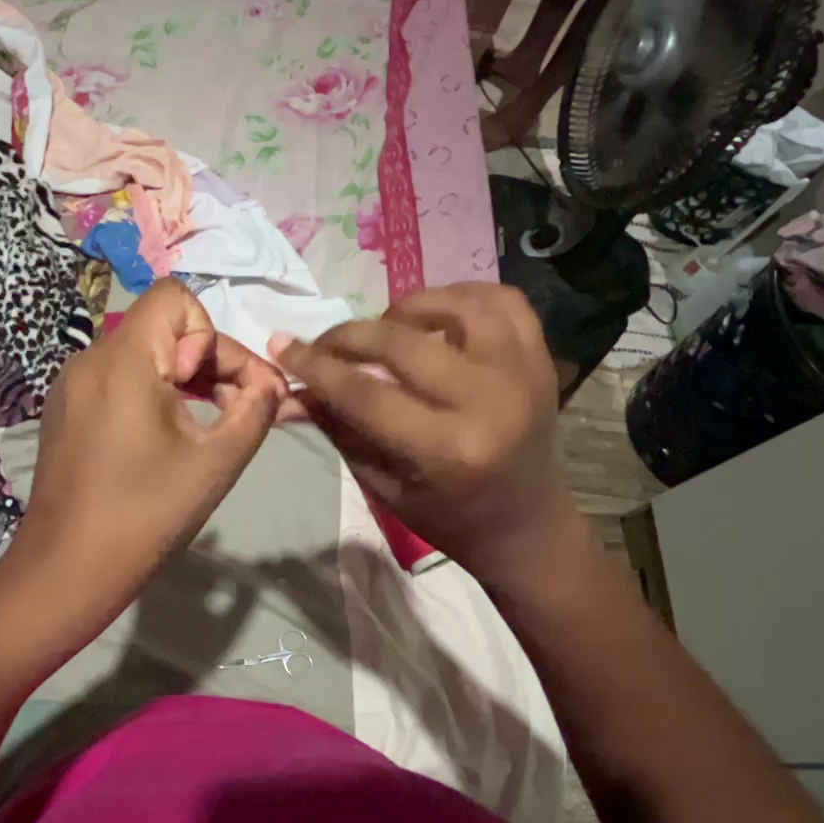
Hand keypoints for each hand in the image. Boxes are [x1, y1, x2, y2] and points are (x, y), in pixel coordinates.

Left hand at [9, 279, 286, 611]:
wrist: (66, 571)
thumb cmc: (145, 514)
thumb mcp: (216, 461)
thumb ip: (255, 410)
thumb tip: (271, 384)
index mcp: (122, 359)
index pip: (176, 298)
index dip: (212, 336)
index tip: (223, 392)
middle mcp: (90, 359)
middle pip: (162, 327)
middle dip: (208, 362)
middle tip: (237, 414)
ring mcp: (72, 385)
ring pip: (142, 354)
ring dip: (184, 380)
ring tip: (207, 429)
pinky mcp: (66, 410)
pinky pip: (119, 379)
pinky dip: (152, 395)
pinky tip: (168, 440)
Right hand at [274, 283, 574, 579]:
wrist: (526, 525)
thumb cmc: (446, 515)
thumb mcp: (382, 483)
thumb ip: (337, 429)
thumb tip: (287, 392)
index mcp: (447, 450)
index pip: (366, 394)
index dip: (316, 367)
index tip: (282, 347)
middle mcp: (489, 402)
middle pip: (402, 344)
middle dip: (349, 336)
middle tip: (325, 343)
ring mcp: (523, 373)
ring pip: (456, 306)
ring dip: (407, 308)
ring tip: (386, 327)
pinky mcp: (541, 358)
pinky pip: (502, 300)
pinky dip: (463, 297)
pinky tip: (437, 315)